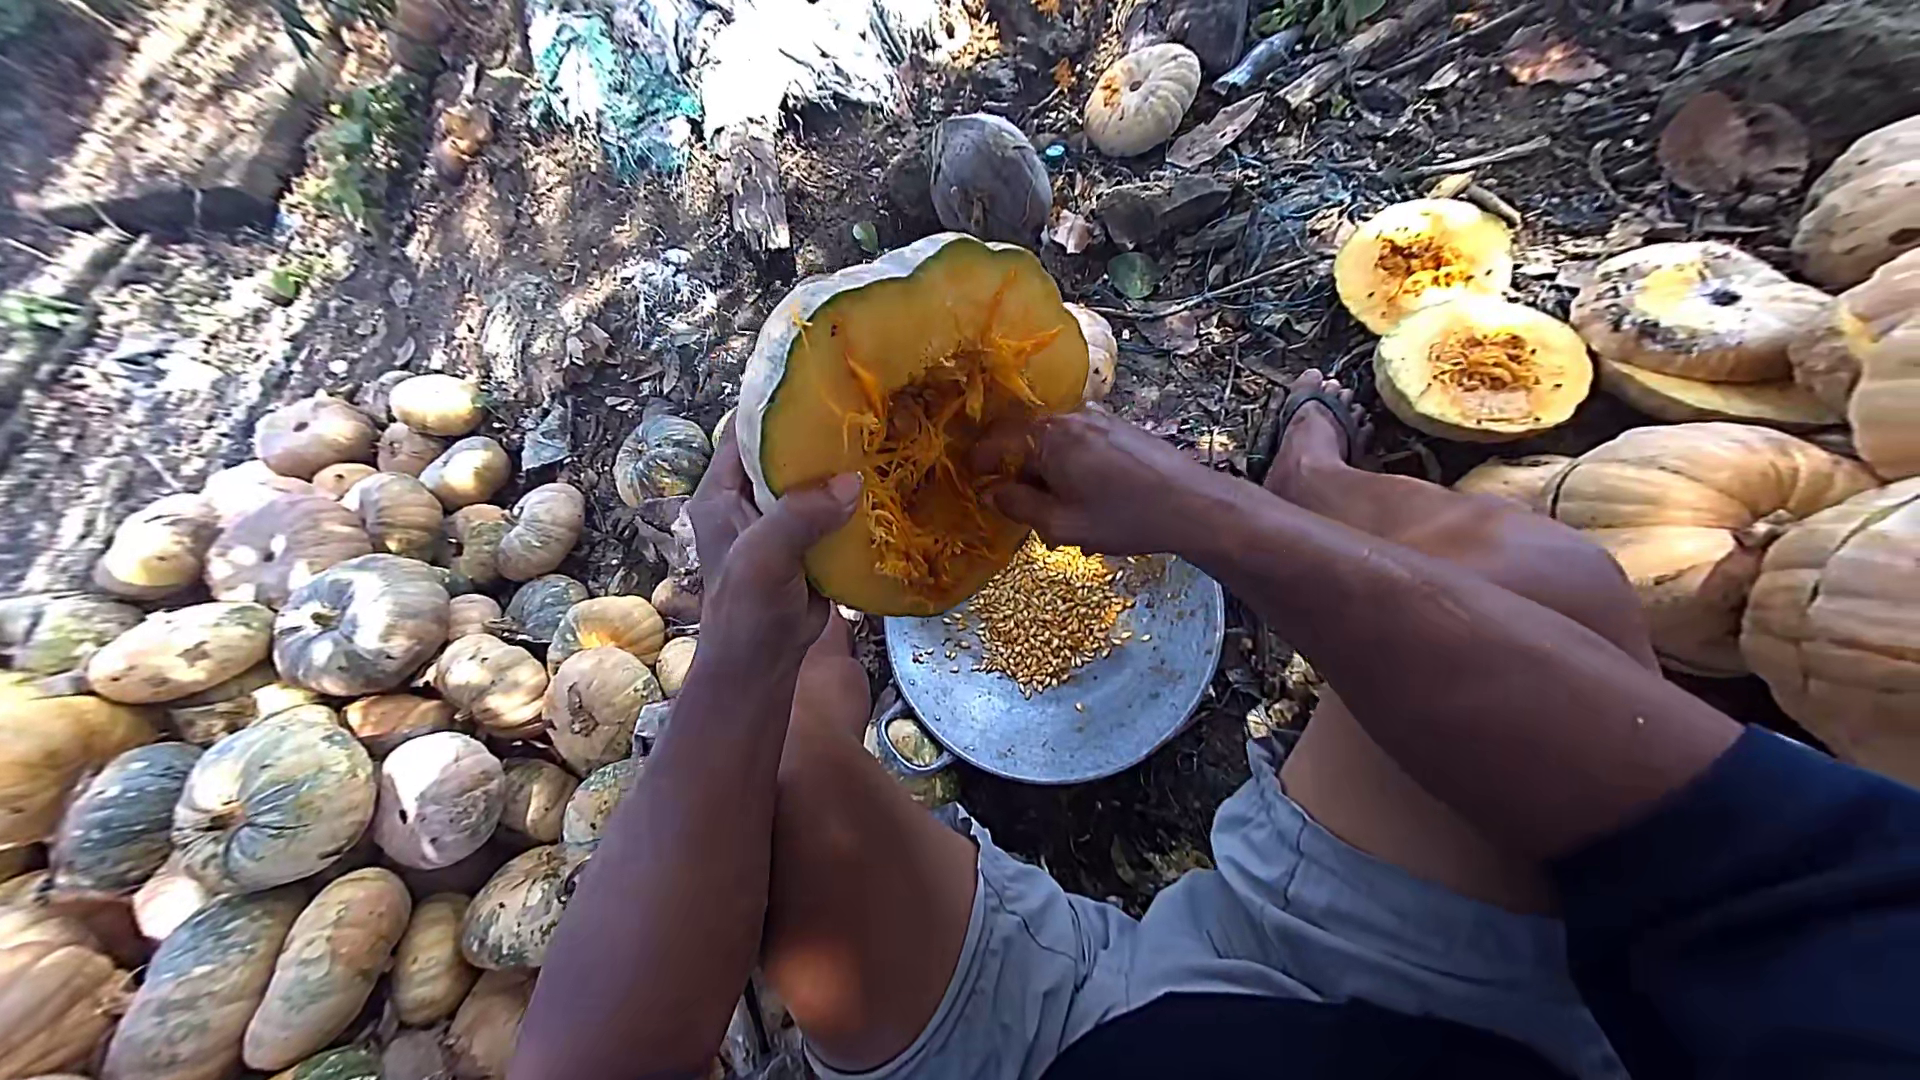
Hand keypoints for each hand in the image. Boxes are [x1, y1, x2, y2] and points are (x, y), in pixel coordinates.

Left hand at [687, 429, 860, 661]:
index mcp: (722, 494)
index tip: (816, 387)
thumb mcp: (764, 556)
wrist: (763, 661)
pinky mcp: (807, 543)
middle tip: (861, 415)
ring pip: (811, 484)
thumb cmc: (747, 608)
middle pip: (783, 456)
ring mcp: (780, 522)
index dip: (774, 409)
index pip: (744, 435)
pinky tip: (881, 489)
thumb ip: (799, 516)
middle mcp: (748, 501)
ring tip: (878, 444)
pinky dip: (851, 503)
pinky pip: (830, 513)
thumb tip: (852, 482)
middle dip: (817, 439)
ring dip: (838, 471)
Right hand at [980, 408, 1219, 554]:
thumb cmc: (1124, 517)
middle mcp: (1070, 416)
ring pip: (1052, 442)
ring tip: (1062, 509)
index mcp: (1048, 436)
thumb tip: (993, 493)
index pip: (996, 441)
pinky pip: (1076, 441)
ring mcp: (1097, 417)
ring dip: (1045, 472)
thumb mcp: (1061, 524)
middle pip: (1024, 440)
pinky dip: (1068, 465)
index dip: (980, 463)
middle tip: (1024, 509)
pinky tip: (1087, 495)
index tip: (976, 484)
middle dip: (1018, 473)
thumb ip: (1018, 506)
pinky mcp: (1117, 425)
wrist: (1193, 504)